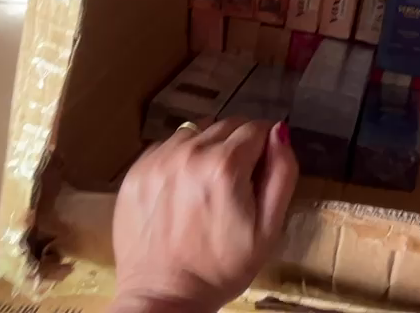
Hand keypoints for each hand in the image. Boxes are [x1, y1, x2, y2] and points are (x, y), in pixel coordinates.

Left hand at [111, 119, 297, 312]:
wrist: (161, 302)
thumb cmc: (220, 269)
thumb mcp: (268, 229)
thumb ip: (282, 172)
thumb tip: (279, 131)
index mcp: (225, 165)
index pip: (257, 128)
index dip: (264, 149)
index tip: (258, 174)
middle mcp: (190, 152)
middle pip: (227, 125)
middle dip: (237, 147)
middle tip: (233, 185)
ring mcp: (159, 160)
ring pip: (198, 130)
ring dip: (207, 148)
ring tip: (205, 186)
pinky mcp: (136, 171)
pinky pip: (168, 145)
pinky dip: (180, 158)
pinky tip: (181, 189)